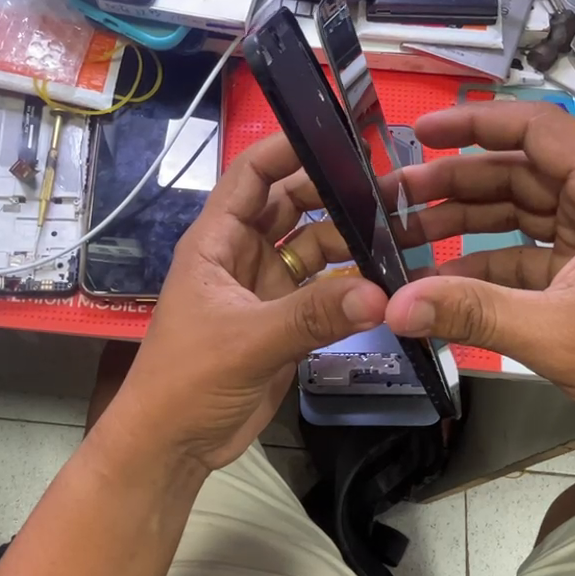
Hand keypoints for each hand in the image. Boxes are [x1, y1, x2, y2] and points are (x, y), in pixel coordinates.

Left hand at [98, 133, 387, 471]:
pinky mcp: (284, 322)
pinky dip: (351, 285)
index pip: (252, 175)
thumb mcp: (247, 340)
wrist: (174, 444)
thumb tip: (380, 293)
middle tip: (391, 187)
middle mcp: (242, 254)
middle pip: (291, 205)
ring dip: (349, 240)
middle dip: (334, 192)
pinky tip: (387, 280)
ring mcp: (265, 287)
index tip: (338, 131)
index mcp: (216, 241)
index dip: (288, 147)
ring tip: (400, 232)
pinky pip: (323, 291)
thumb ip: (311, 316)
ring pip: (313, 247)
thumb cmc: (187, 380)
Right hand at [383, 101, 574, 440]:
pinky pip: (531, 257)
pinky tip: (444, 282)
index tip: (419, 133)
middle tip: (393, 199)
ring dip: (466, 225)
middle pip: (521, 173)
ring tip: (405, 236)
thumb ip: (471, 312)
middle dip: (455, 184)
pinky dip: (489, 267)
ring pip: (522, 215)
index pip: (537, 129)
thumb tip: (394, 306)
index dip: (474, 125)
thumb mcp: (557, 332)